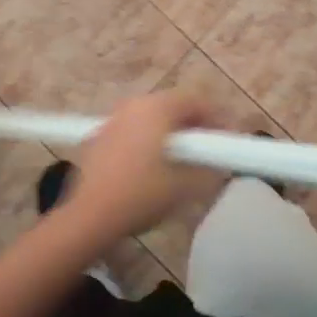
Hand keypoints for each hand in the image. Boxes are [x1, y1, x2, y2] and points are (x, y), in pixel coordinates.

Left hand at [63, 92, 212, 238]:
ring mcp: (112, 119)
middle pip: (171, 105)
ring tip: (182, 159)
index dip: (215, 118)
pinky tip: (151, 166)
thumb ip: (208, 170)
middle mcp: (133, 105)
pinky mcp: (98, 136)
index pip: (194, 100)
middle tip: (207, 149)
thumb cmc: (140, 196)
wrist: (89, 215)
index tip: (227, 139)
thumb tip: (219, 165)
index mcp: (156, 109)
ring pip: (149, 117)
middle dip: (192, 124)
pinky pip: (132, 129)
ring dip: (169, 131)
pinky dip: (147, 139)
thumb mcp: (184, 187)